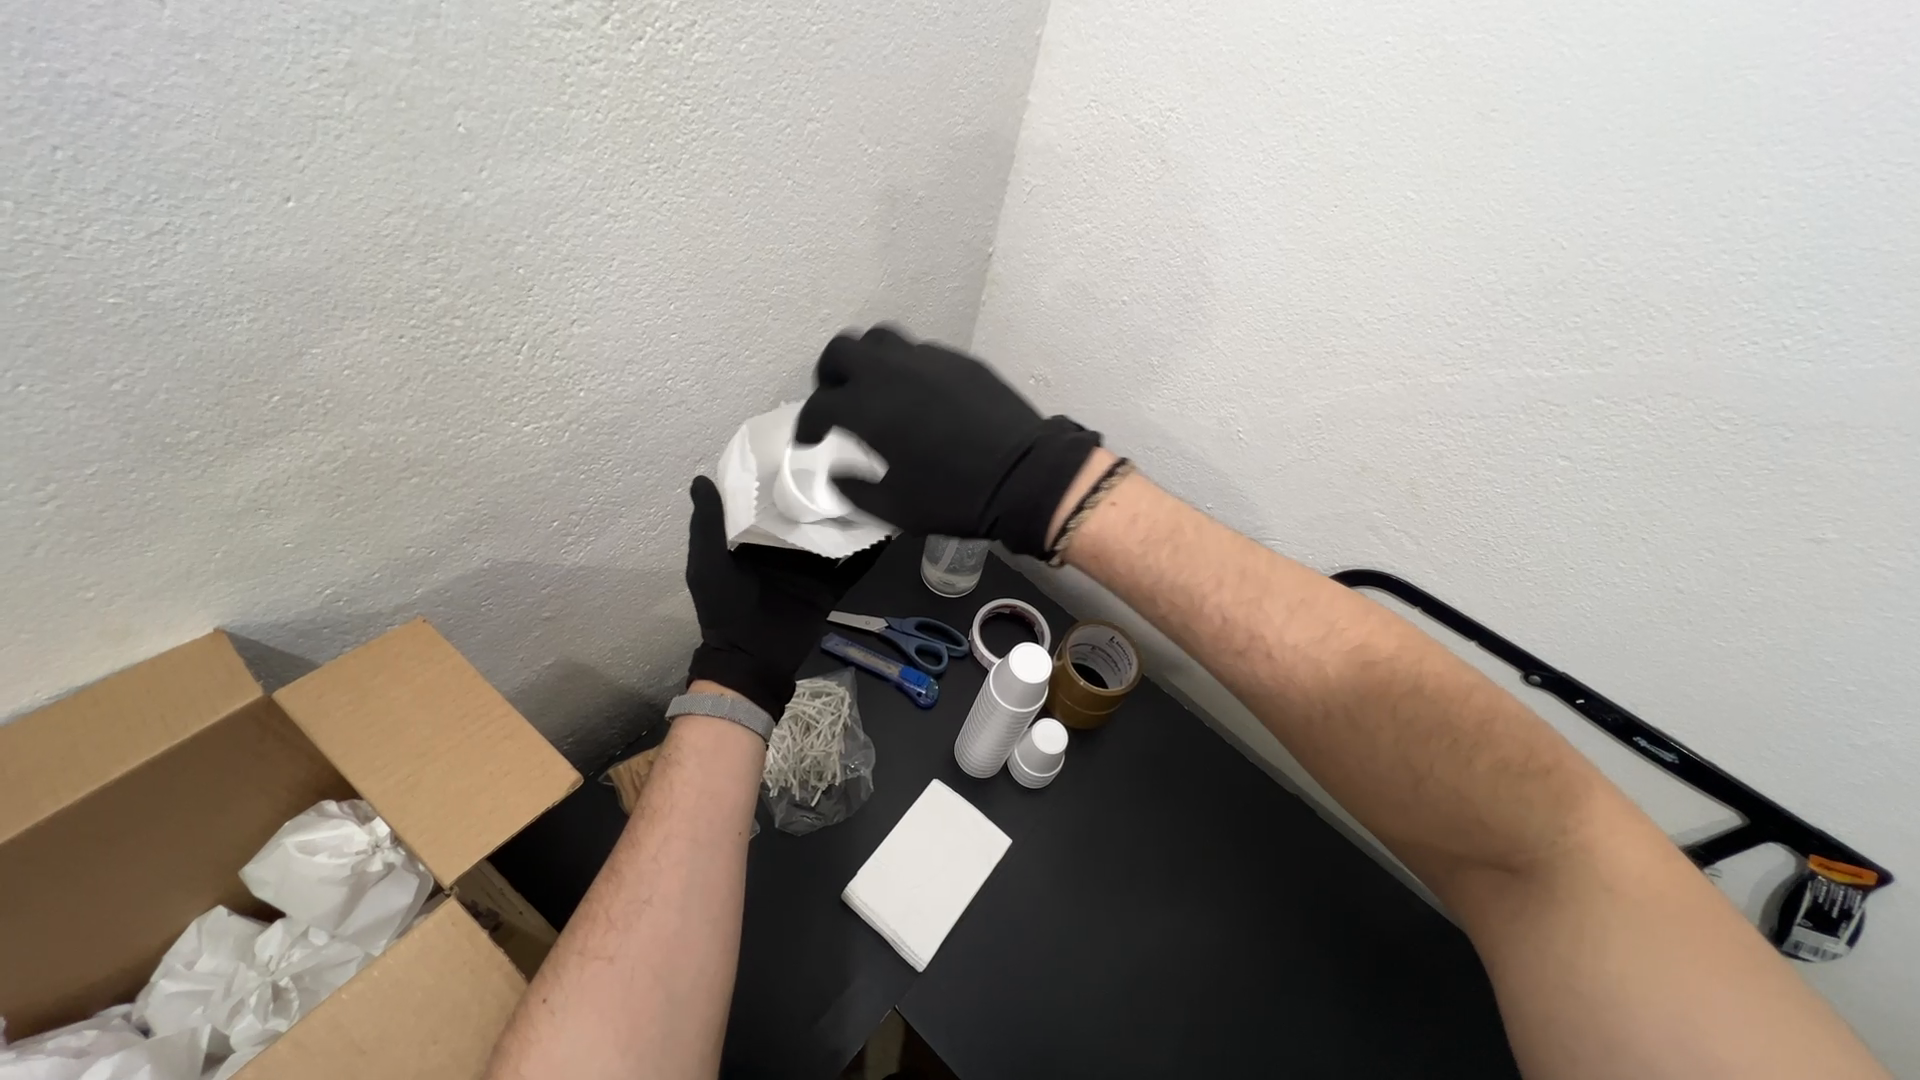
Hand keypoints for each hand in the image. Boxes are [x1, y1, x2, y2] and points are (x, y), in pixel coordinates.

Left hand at [683, 476, 884, 717]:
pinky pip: (852, 567)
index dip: (782, 479)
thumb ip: (707, 525)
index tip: (798, 448)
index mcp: (754, 541)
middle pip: (807, 516)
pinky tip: (887, 529)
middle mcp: (784, 550)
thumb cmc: (724, 610)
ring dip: (849, 518)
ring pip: (834, 537)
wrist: (751, 660)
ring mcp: (810, 569)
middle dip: (821, 494)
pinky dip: (868, 551)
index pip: (770, 503)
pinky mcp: (829, 588)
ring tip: (871, 487)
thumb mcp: (707, 565)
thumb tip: (702, 478)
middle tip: (844, 461)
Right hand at [793, 326, 1101, 556]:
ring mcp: (928, 360)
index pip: (819, 405)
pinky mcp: (960, 361)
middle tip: (837, 399)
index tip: (811, 440)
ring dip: (867, 361)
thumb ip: (856, 490)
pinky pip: (920, 353)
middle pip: (841, 350)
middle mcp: (891, 373)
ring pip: (881, 340)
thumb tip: (836, 475)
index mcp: (867, 408)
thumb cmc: (955, 498)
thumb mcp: (896, 509)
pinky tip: (918, 397)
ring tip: (874, 389)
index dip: (807, 423)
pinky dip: (905, 368)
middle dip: (829, 374)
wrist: (1024, 476)